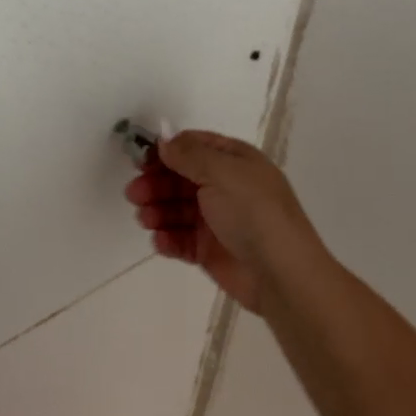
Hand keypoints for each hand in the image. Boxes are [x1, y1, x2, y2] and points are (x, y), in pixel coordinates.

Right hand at [124, 129, 320, 312]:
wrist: (281, 275)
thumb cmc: (253, 213)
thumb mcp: (221, 172)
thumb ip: (188, 154)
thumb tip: (164, 140)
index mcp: (235, 162)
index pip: (194, 147)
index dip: (167, 151)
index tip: (141, 160)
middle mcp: (226, 187)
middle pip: (181, 178)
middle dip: (155, 183)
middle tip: (134, 194)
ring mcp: (218, 220)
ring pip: (177, 209)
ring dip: (157, 211)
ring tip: (145, 219)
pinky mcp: (211, 251)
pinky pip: (182, 239)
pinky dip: (168, 239)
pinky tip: (160, 241)